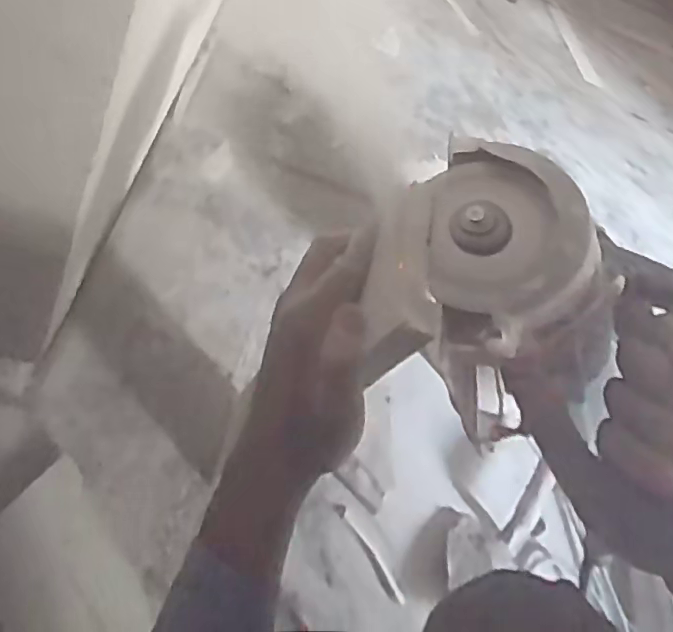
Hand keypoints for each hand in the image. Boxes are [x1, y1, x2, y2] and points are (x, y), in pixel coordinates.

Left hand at [197, 230, 373, 585]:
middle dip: (357, 237)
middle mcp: (293, 304)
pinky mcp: (288, 322)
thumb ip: (345, 359)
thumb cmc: (313, 432)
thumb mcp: (338, 406)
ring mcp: (287, 311)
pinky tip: (363, 287)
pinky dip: (339, 269)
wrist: (273, 453)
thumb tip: (356, 309)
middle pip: (325, 251)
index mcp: (307, 317)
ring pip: (317, 262)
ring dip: (347, 251)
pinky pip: (316, 278)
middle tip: (395, 237)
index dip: (371, 241)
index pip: (344, 265)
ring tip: (385, 256)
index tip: (399, 218)